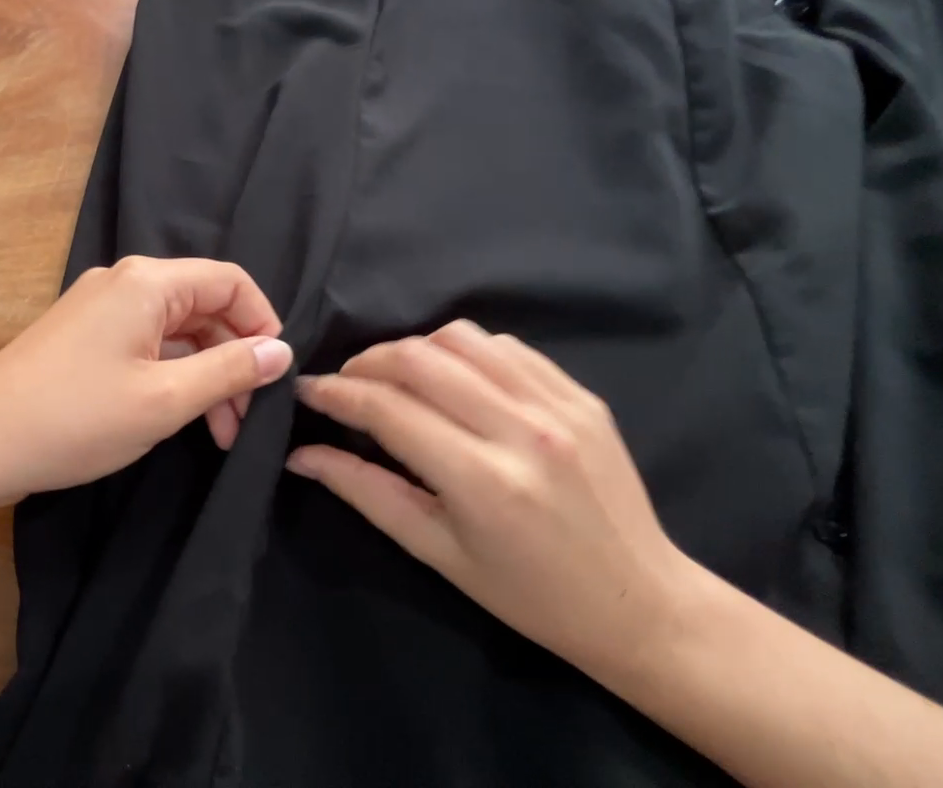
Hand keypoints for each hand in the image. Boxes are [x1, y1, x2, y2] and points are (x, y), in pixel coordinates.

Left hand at [0, 256, 292, 509]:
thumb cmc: (75, 420)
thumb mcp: (164, 400)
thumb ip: (229, 371)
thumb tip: (281, 351)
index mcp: (145, 282)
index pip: (230, 280)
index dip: (262, 323)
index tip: (275, 376)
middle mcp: (122, 282)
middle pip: (203, 305)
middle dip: (234, 357)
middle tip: (247, 419)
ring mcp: (97, 308)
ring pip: (174, 330)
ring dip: (204, 374)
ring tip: (220, 433)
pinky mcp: (81, 336)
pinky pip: (143, 343)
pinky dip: (171, 375)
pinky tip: (180, 417)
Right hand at [288, 321, 693, 675]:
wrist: (642, 605)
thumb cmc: (528, 595)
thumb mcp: (436, 551)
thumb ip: (365, 491)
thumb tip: (301, 456)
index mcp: (481, 480)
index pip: (386, 408)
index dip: (335, 393)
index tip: (307, 391)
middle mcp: (521, 429)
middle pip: (418, 358)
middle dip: (365, 362)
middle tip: (346, 386)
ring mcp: (558, 406)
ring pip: (460, 338)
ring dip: (414, 350)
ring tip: (399, 380)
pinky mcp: (581, 396)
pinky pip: (505, 346)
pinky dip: (463, 352)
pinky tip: (454, 380)